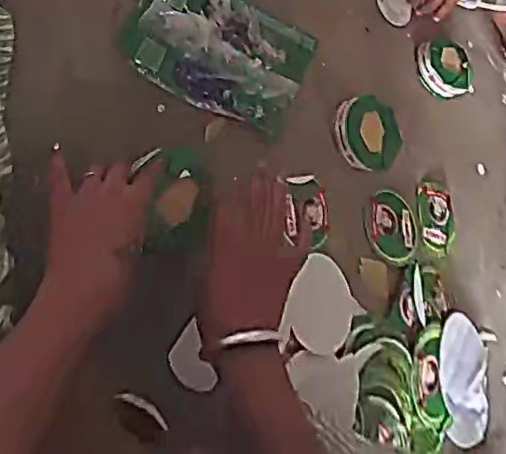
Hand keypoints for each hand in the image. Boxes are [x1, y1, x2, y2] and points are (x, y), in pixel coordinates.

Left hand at [40, 150, 160, 325]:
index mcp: (135, 201)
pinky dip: (58, 165)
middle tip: (128, 180)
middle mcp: (111, 190)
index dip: (156, 167)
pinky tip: (57, 152)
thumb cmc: (116, 281)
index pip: (150, 175)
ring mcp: (84, 194)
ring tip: (103, 177)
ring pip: (95, 170)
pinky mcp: (61, 204)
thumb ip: (139, 230)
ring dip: (101, 174)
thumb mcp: (138, 254)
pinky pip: (59, 178)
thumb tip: (139, 225)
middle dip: (125, 172)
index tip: (161, 161)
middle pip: (120, 167)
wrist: (77, 293)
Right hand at [201, 170, 304, 354]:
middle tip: (261, 163)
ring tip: (278, 176)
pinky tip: (304, 211)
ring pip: (277, 215)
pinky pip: (300, 242)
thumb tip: (212, 223)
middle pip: (256, 203)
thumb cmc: (214, 310)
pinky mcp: (289, 267)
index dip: (230, 184)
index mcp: (226, 240)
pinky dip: (303, 226)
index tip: (231, 168)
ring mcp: (273, 252)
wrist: (244, 342)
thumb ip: (208, 245)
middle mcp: (252, 239)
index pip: (228, 202)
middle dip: (257, 181)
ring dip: (278, 194)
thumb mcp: (200, 273)